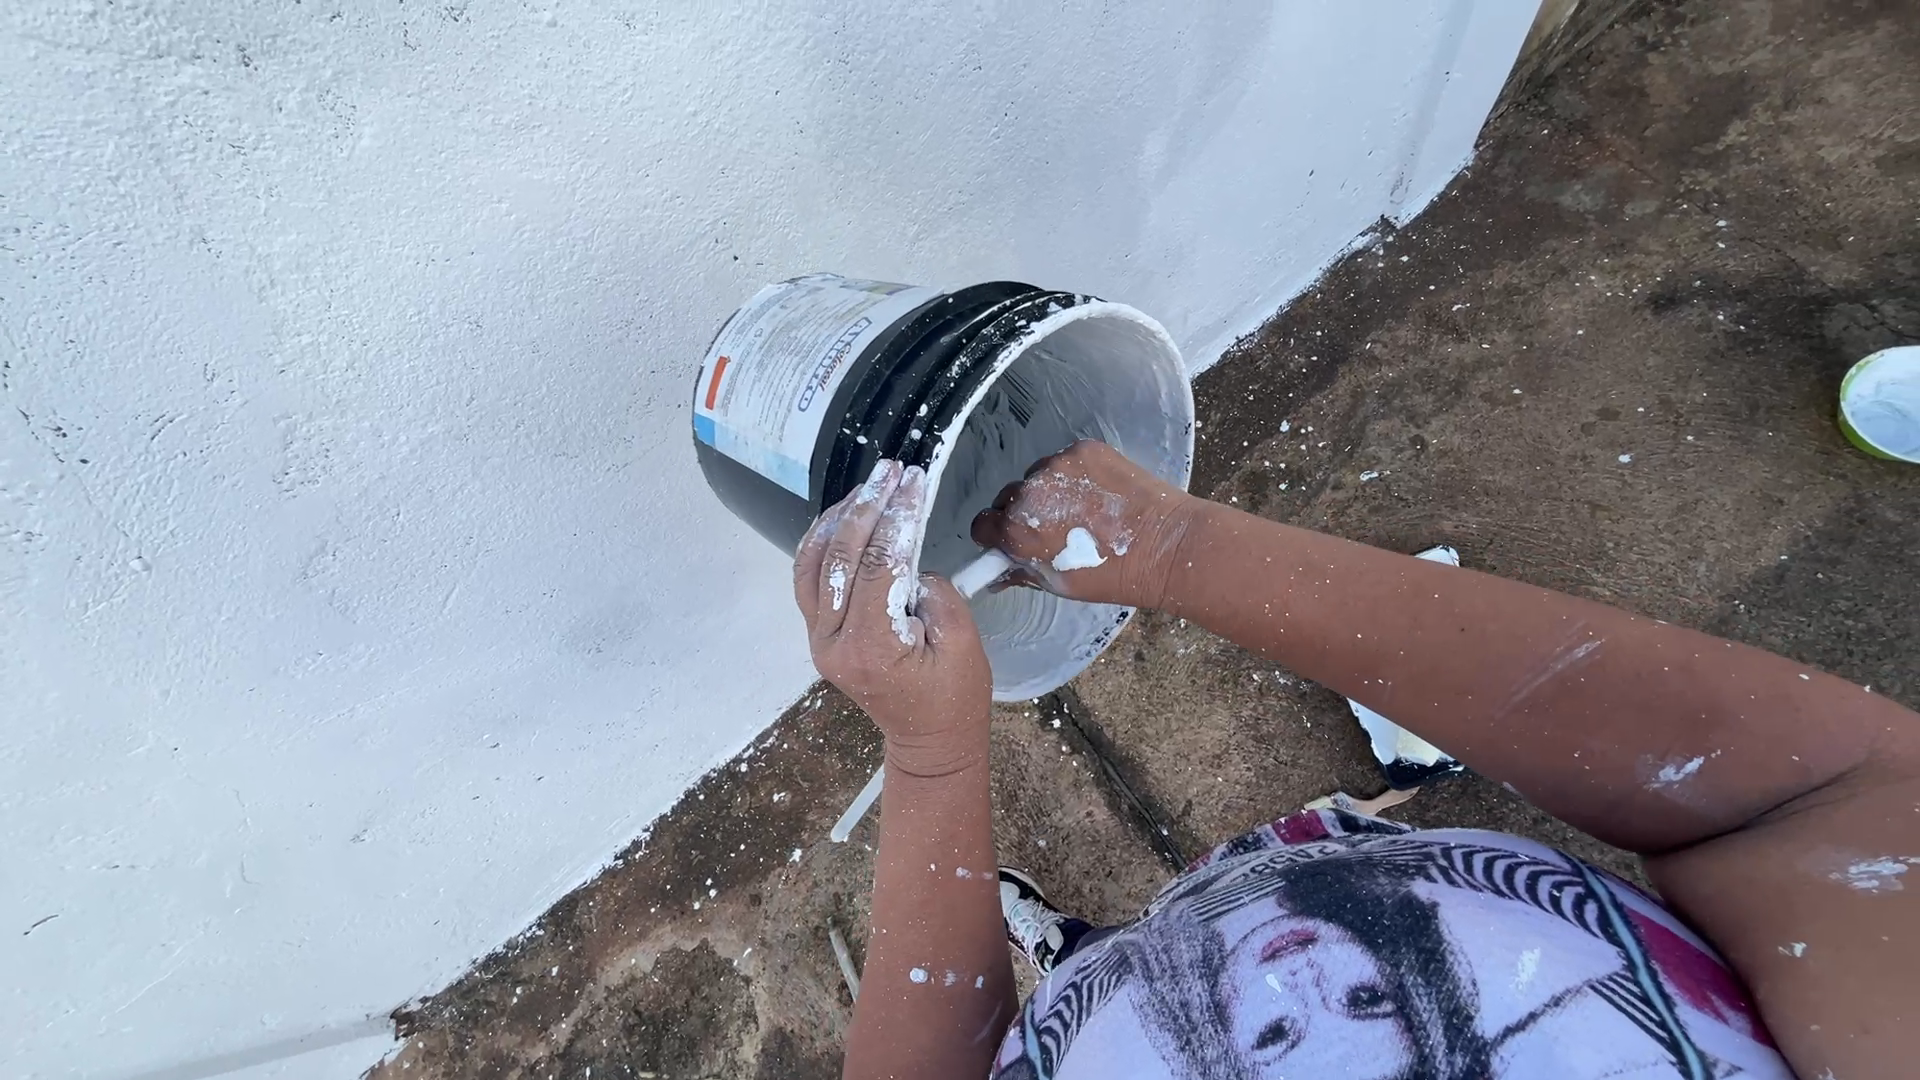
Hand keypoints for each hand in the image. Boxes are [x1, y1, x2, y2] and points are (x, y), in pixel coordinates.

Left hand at [794, 460, 992, 775]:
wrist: (929, 740)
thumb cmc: (955, 696)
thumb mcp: (965, 643)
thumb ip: (936, 594)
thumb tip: (909, 561)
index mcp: (874, 648)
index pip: (879, 565)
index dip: (898, 517)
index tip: (916, 480)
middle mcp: (834, 642)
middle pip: (840, 558)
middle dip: (868, 506)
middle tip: (892, 470)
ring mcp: (819, 639)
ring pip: (813, 563)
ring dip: (839, 517)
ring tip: (870, 486)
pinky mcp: (819, 634)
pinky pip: (809, 578)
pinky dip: (822, 541)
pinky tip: (843, 515)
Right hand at [970, 439, 1196, 608]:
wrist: (1165, 546)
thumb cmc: (1112, 575)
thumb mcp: (1058, 585)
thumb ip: (1020, 574)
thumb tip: (999, 573)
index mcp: (1016, 529)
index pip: (981, 523)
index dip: (994, 535)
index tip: (1008, 540)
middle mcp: (1029, 492)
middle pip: (1007, 498)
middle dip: (1021, 513)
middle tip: (1050, 529)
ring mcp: (1057, 465)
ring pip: (1036, 478)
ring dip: (1047, 492)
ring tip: (1080, 511)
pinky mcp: (1083, 449)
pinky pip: (1064, 462)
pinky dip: (1073, 476)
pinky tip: (1096, 495)